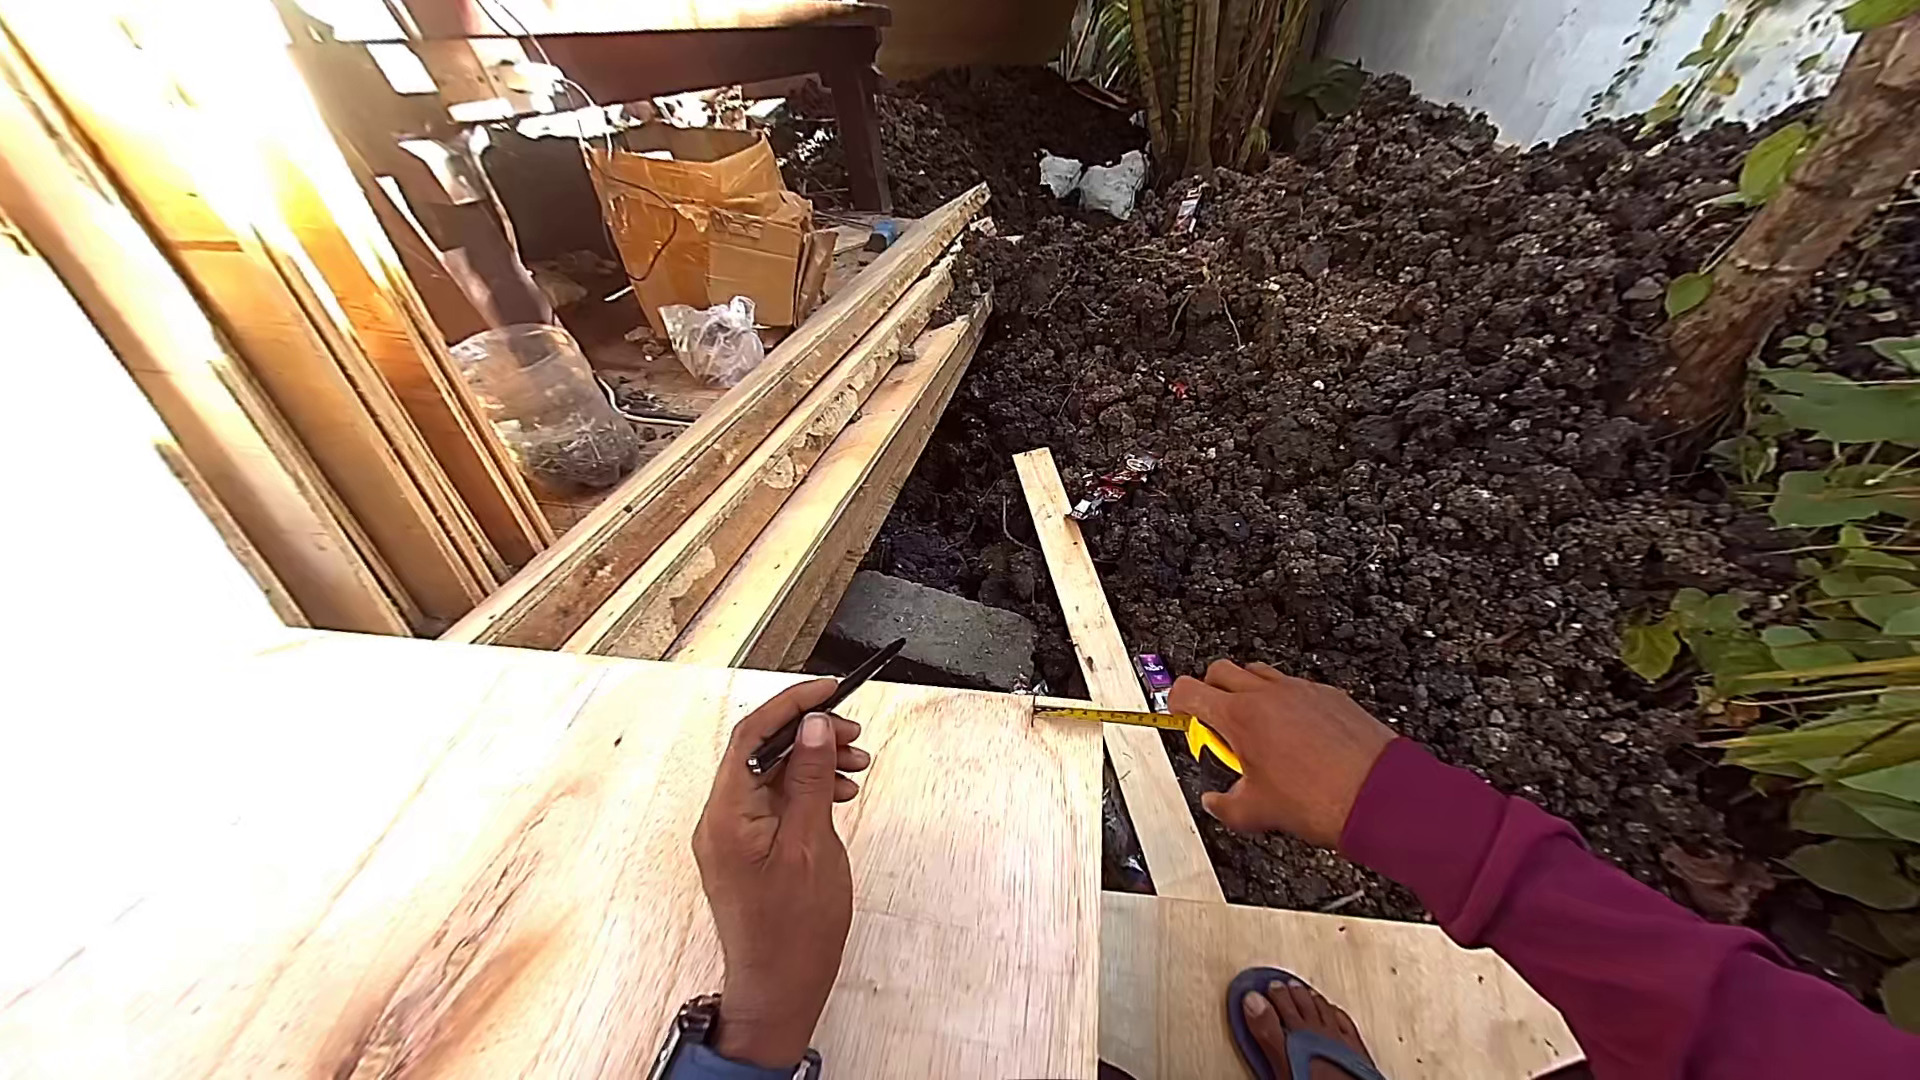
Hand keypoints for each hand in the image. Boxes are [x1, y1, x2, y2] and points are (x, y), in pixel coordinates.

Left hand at [692, 679, 871, 1066]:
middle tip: (851, 731)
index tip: (828, 690)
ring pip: (777, 768)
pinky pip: (781, 793)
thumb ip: (809, 778)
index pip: (753, 734)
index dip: (792, 703)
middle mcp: (725, 816)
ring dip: (816, 757)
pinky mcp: (754, 839)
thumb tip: (814, 725)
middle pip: (765, 747)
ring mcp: (738, 828)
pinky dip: (812, 783)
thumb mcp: (810, 844)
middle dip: (811, 731)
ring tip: (854, 761)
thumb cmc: (793, 932)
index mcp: (728, 815)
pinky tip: (839, 788)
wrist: (780, 990)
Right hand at [1169, 660, 1395, 847]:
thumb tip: (1216, 804)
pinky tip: (1295, 732)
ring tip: (1257, 727)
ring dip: (1246, 690)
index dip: (1176, 701)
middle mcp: (1266, 694)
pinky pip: (1294, 685)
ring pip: (1257, 672)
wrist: (1387, 799)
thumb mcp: (1258, 813)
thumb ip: (1225, 806)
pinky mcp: (1329, 695)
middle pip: (1219, 670)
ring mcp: (1299, 690)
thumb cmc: (1325, 801)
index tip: (1181, 715)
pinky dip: (1284, 699)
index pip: (1187, 690)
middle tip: (1218, 723)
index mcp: (1239, 716)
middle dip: (1210, 691)